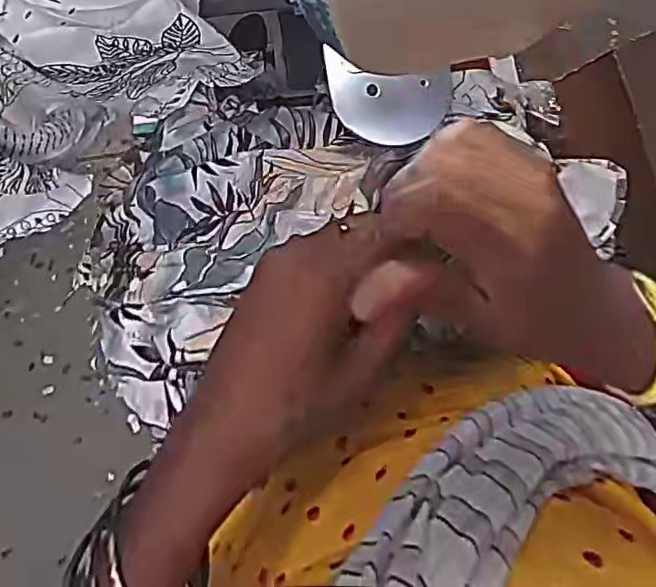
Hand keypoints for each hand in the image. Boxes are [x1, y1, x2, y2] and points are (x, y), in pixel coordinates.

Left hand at [174, 215, 427, 484]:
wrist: (224, 425)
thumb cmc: (297, 406)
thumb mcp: (359, 371)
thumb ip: (396, 318)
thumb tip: (425, 278)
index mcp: (325, 270)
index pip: (381, 232)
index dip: (412, 242)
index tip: (432, 262)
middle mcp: (298, 251)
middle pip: (354, 230)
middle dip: (384, 248)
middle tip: (406, 283)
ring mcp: (275, 259)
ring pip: (330, 239)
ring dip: (355, 256)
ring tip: (373, 295)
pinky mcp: (262, 273)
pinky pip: (307, 252)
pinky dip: (329, 264)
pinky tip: (336, 303)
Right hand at [375, 120, 640, 377]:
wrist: (595, 304)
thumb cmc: (542, 321)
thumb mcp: (482, 323)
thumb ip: (424, 293)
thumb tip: (363, 293)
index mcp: (516, 241)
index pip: (432, 197)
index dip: (396, 215)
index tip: (393, 242)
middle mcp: (525, 191)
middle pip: (437, 162)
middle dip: (404, 191)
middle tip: (405, 225)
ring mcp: (530, 165)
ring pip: (450, 140)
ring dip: (421, 169)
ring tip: (423, 205)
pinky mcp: (528, 154)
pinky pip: (471, 133)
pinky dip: (444, 151)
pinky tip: (443, 181)